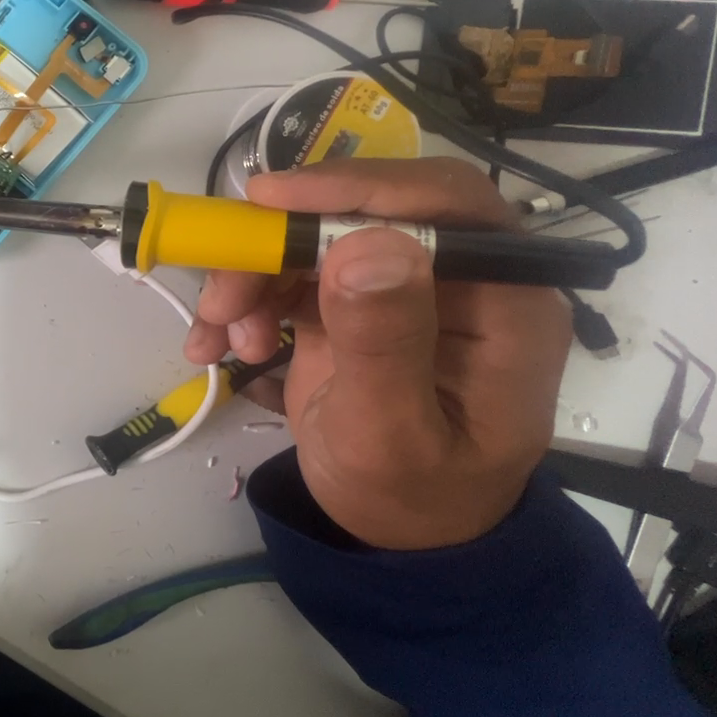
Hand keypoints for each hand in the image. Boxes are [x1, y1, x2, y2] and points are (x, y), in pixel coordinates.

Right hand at [186, 158, 571, 550]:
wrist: (391, 530)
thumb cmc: (411, 493)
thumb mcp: (392, 431)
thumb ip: (383, 342)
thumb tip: (366, 247)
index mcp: (501, 303)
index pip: (444, 205)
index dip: (359, 186)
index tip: (271, 200)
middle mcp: (450, 279)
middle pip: (356, 214)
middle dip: (277, 245)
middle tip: (223, 292)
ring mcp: (390, 288)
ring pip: (305, 240)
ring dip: (247, 280)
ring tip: (224, 341)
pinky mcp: (342, 302)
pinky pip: (279, 273)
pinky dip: (238, 302)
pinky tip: (216, 345)